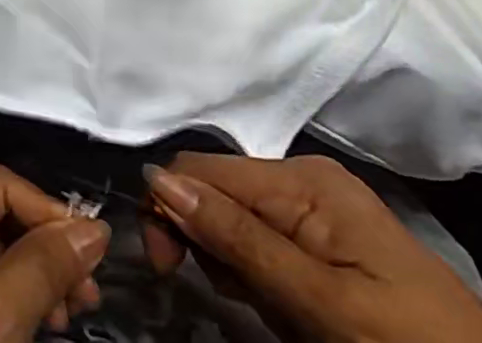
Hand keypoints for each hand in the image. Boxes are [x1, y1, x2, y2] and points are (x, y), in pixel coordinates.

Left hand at [0, 165, 109, 342]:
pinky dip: (22, 287)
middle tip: (87, 286)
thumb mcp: (0, 311)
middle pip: (2, 212)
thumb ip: (48, 263)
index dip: (49, 213)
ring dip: (42, 272)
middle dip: (48, 249)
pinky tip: (49, 314)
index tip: (91, 247)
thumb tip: (96, 229)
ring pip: (2, 239)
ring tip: (74, 307)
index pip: (0, 186)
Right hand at [143, 153, 481, 342]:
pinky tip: (288, 307)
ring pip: (234, 221)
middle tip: (244, 302)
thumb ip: (238, 239)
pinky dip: (261, 276)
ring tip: (277, 312)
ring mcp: (316, 206)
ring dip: (236, 268)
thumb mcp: (319, 302)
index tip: (167, 273)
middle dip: (210, 246)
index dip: (169, 210)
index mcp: (302, 179)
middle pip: (215, 191)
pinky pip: (263, 240)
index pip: (200, 169)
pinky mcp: (324, 235)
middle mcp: (303, 177)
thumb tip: (157, 179)